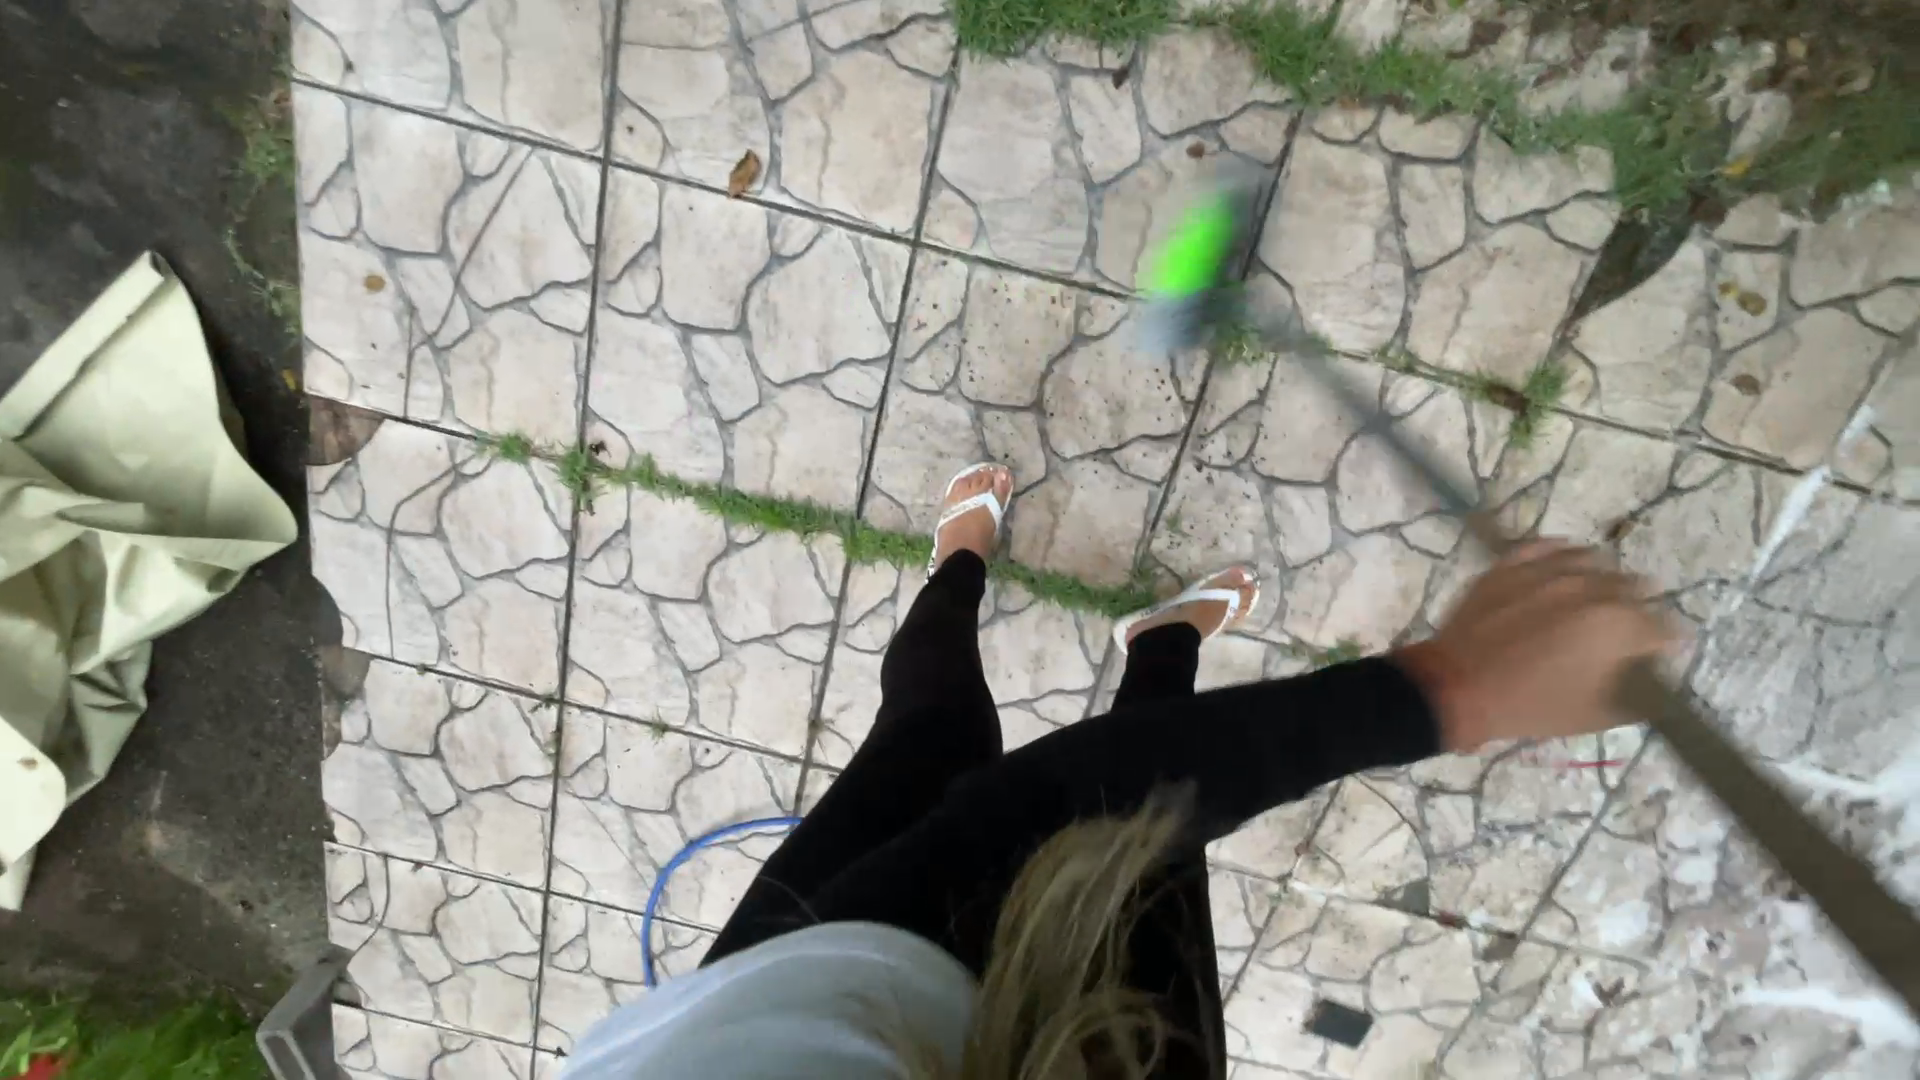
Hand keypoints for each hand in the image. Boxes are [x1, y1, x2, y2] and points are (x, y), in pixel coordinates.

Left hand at [1395, 540, 1674, 751]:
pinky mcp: (1506, 568)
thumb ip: (1639, 691)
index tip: (1651, 652)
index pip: (1663, 627)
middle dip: (1633, 608)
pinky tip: (1562, 563)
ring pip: (1591, 560)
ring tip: (1593, 594)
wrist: (1455, 686)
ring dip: (1600, 577)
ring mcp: (1543, 573)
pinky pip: (1541, 547)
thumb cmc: (1529, 705)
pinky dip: (1557, 553)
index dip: (1661, 643)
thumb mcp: (1599, 712)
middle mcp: (1587, 590)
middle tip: (1620, 626)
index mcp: (1619, 625)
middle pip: (1631, 589)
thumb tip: (1652, 679)